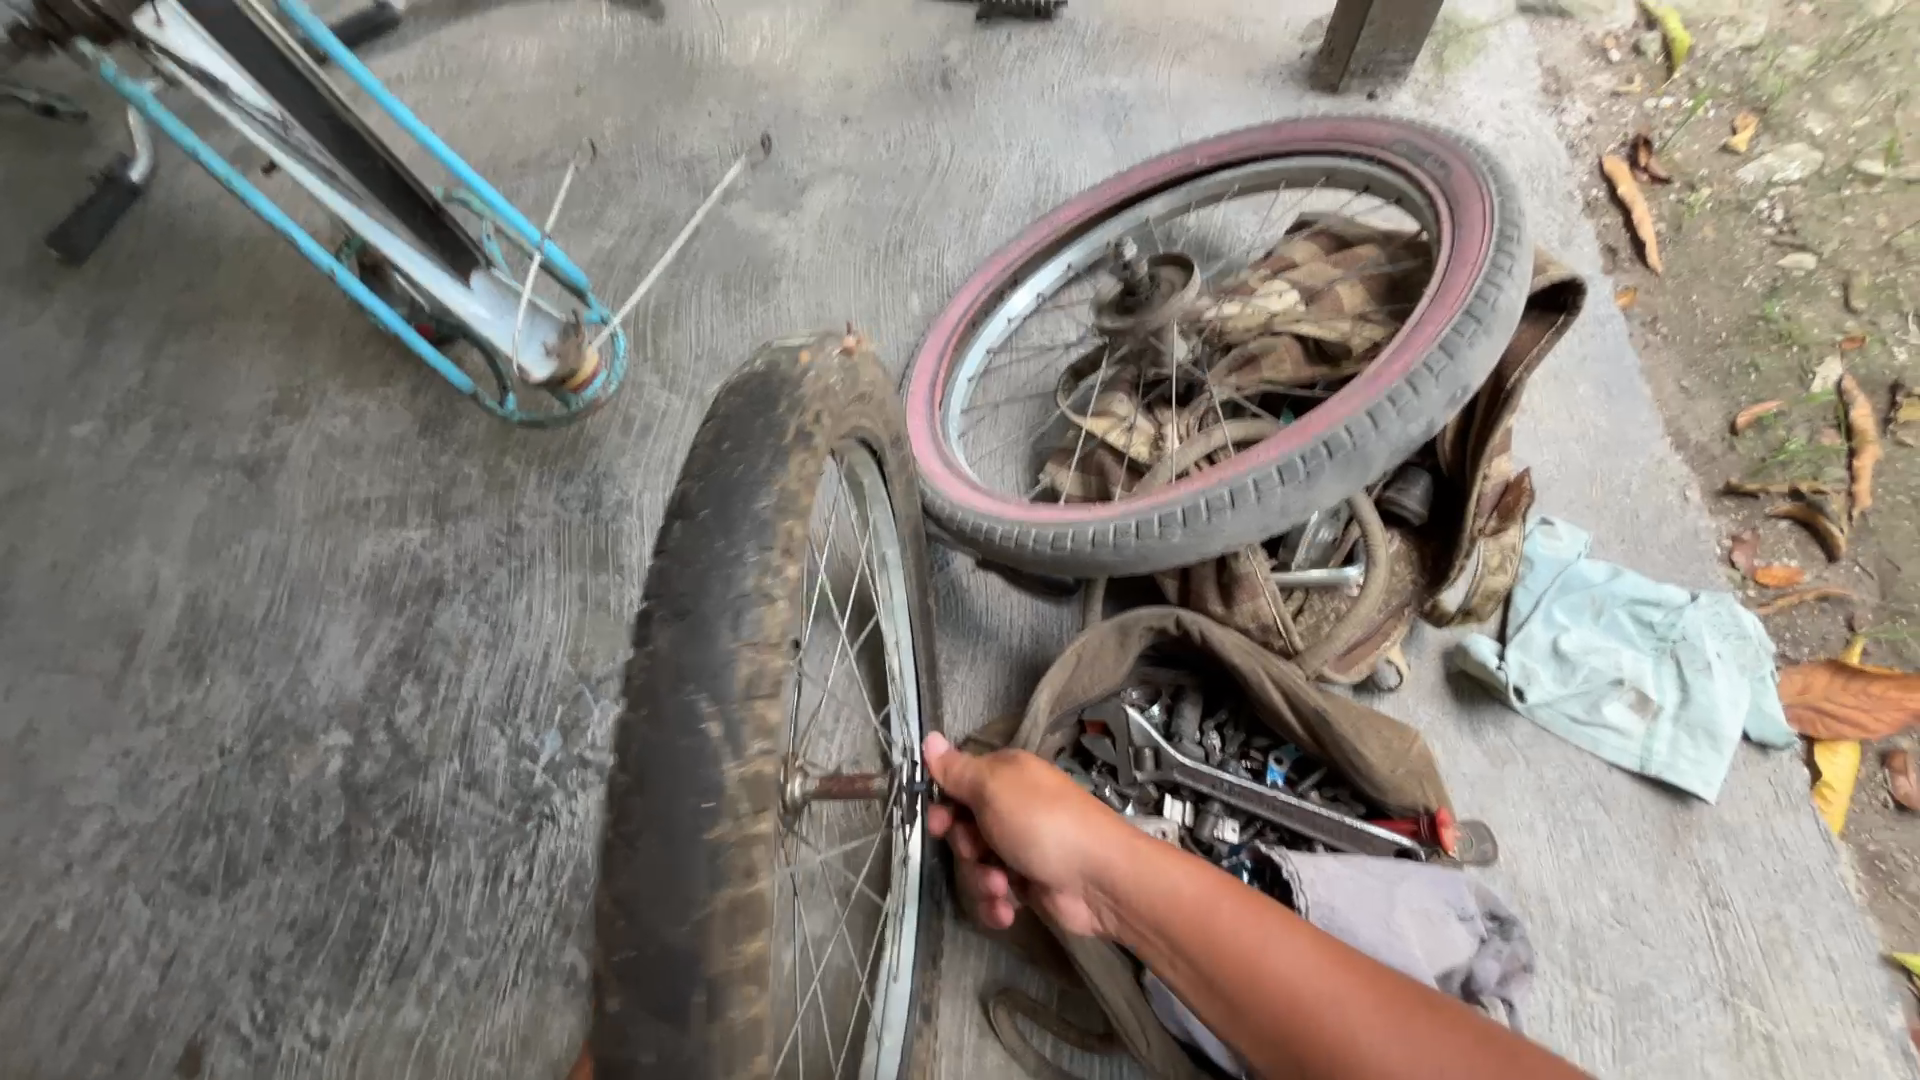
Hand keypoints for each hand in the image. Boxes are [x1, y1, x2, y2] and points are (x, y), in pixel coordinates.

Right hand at [922, 732, 1136, 938]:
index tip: (939, 824)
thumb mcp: (993, 788)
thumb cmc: (1042, 823)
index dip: (944, 806)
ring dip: (981, 881)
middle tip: (978, 851)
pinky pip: (993, 893)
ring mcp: (1019, 846)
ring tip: (1003, 886)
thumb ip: (957, 769)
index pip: (958, 784)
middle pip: (962, 828)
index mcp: (1005, 775)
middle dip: (965, 847)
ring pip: (974, 865)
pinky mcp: (1027, 882)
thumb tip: (928, 737)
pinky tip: (1008, 910)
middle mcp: (1011, 807)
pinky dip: (996, 904)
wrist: (1099, 879)